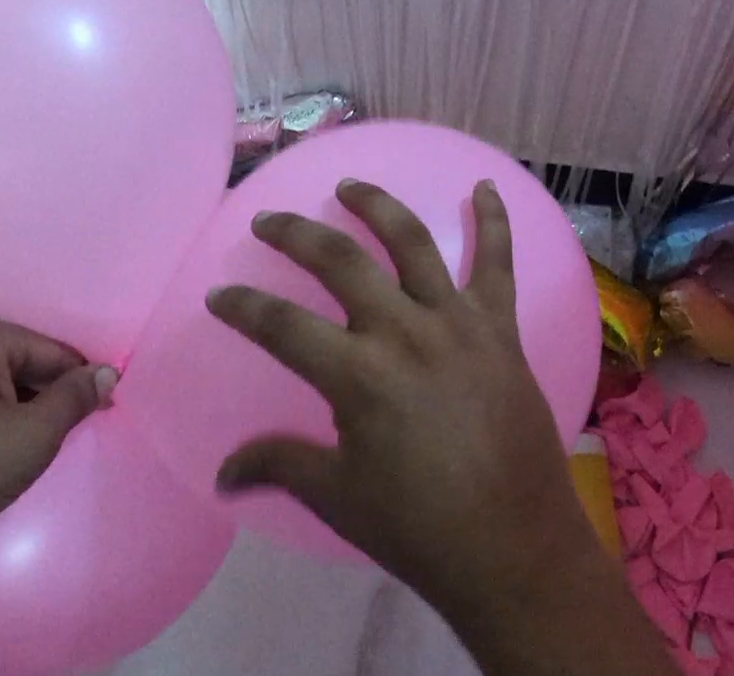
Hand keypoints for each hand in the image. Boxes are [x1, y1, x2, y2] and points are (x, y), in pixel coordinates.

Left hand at [0, 309, 117, 576]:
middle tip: (54, 443)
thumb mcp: (30, 438)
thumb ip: (75, 399)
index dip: (81, 385)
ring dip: (8, 412)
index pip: (51, 352)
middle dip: (40, 400)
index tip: (102, 415)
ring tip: (14, 454)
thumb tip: (106, 373)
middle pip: (16, 363)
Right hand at [207, 179, 606, 622]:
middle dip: (295, 234)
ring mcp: (457, 322)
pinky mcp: (500, 328)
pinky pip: (499, 263)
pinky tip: (482, 187)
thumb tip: (222, 474)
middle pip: (339, 261)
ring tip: (350, 186)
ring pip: (412, 242)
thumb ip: (278, 466)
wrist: (514, 546)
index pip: (281, 325)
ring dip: (377, 206)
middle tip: (268, 220)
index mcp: (358, 375)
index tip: (219, 294)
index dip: (243, 307)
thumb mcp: (338, 498)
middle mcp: (404, 331)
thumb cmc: (419, 527)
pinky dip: (494, 221)